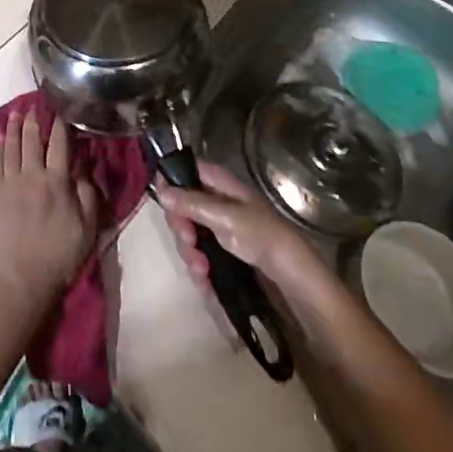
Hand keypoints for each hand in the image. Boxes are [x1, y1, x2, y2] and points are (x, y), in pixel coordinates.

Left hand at [0, 107, 98, 304]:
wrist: (19, 281)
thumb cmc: (58, 256)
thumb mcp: (87, 228)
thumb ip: (87, 195)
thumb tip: (83, 170)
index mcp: (57, 182)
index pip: (60, 144)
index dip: (62, 124)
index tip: (62, 109)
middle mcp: (32, 176)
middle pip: (32, 140)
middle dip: (34, 120)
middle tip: (34, 104)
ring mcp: (10, 185)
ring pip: (12, 148)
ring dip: (15, 128)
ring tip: (16, 113)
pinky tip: (1, 139)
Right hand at [157, 161, 318, 289]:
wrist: (291, 276)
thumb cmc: (261, 236)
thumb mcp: (225, 217)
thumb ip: (192, 203)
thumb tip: (161, 189)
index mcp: (223, 186)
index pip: (191, 171)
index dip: (174, 181)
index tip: (162, 199)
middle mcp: (220, 205)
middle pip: (185, 209)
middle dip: (182, 228)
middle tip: (189, 241)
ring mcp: (221, 232)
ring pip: (191, 238)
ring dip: (191, 253)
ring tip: (201, 269)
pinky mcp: (224, 258)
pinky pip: (201, 259)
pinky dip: (200, 269)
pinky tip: (205, 280)